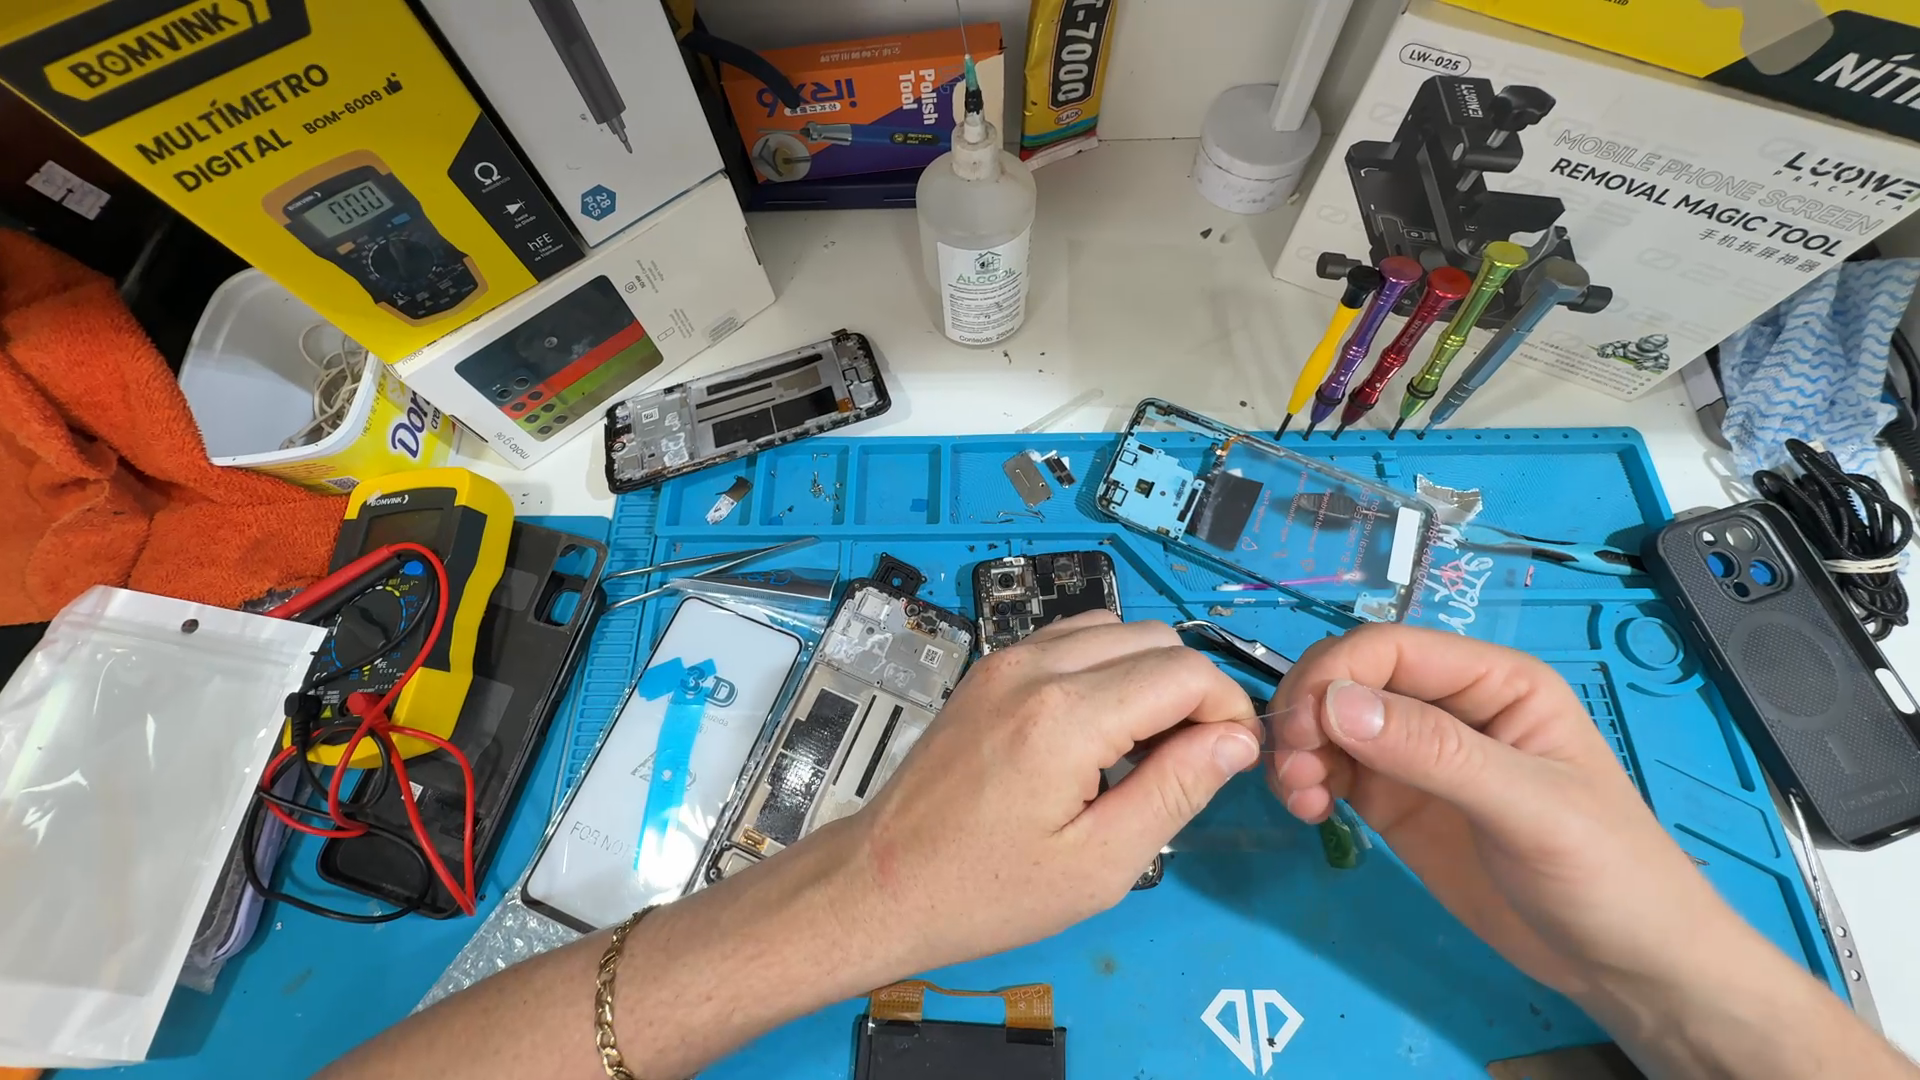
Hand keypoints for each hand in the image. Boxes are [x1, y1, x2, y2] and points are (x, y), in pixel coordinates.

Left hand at [831, 611, 1260, 975]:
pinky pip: (1068, 640)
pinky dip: (1103, 666)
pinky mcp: (988, 668)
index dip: (1227, 708)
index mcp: (1066, 715)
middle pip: (1154, 638)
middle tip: (1185, 759)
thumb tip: (1236, 739)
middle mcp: (1036, 665)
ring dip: (1146, 672)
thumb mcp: (1100, 865)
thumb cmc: (990, 890)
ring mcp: (1005, 659)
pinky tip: (1095, 725)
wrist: (882, 879)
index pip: (1185, 671)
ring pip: (1112, 628)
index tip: (1229, 759)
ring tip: (1139, 744)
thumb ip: (1176, 790)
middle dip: (1191, 689)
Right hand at [1267, 624, 1736, 999]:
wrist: (1628, 972)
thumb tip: (1334, 706)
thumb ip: (1435, 752)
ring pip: (1326, 720)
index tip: (1301, 729)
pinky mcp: (1389, 793)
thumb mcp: (1531, 810)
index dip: (1334, 675)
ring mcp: (1412, 750)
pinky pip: (1329, 766)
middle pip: (1345, 678)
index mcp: (1491, 681)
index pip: (1388, 649)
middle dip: (1306, 712)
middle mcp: (1444, 703)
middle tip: (1290, 767)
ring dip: (1297, 749)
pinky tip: (1308, 810)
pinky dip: (1304, 779)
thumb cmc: (1609, 877)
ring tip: (1299, 798)